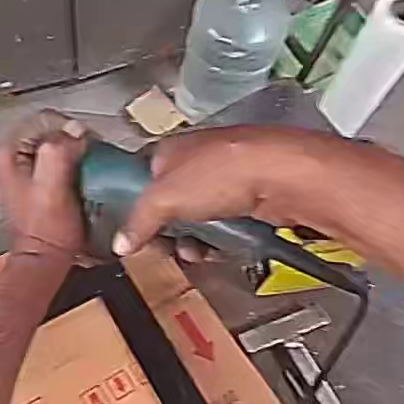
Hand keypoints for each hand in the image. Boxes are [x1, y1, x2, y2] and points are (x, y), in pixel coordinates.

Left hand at [0, 109, 88, 261]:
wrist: (45, 258)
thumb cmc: (47, 228)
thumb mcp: (53, 185)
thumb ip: (60, 150)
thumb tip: (77, 132)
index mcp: (8, 151)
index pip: (46, 118)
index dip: (72, 128)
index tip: (88, 145)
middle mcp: (12, 156)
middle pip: (52, 131)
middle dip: (75, 141)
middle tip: (91, 158)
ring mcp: (25, 170)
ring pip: (58, 146)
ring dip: (77, 154)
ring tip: (90, 169)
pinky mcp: (38, 183)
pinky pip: (61, 162)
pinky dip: (74, 166)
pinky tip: (83, 179)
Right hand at [112, 126, 354, 256]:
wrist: (282, 177)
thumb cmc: (227, 169)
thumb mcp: (165, 198)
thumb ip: (139, 220)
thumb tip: (121, 241)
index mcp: (167, 151)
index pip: (136, 180)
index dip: (131, 207)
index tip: (130, 231)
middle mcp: (194, 163)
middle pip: (167, 206)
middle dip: (165, 233)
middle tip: (166, 246)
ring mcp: (221, 182)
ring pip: (195, 221)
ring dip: (192, 242)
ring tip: (195, 251)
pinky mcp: (244, 201)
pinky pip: (221, 228)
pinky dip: (217, 242)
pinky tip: (218, 249)